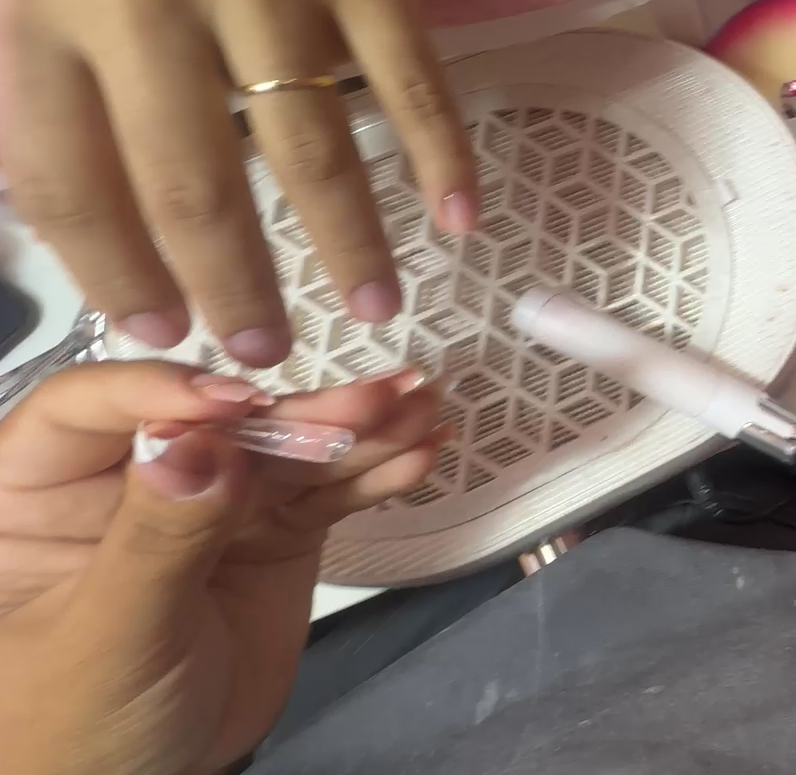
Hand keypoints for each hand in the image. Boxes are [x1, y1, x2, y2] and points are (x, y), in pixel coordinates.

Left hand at [0, 0, 475, 366]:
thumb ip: (74, 88)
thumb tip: (122, 226)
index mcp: (43, 4)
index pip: (60, 172)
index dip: (112, 266)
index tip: (164, 331)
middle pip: (193, 176)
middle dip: (236, 281)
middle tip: (271, 350)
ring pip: (312, 144)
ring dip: (351, 241)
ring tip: (378, 306)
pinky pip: (410, 87)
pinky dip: (442, 159)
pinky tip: (462, 218)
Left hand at [0, 362, 444, 773]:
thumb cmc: (75, 730)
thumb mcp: (111, 638)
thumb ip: (157, 540)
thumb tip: (196, 442)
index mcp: (45, 503)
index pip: (93, 413)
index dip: (165, 391)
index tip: (245, 404)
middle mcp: (141, 487)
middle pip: (231, 425)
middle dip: (310, 412)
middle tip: (381, 402)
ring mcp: (226, 506)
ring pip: (298, 450)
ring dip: (367, 431)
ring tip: (424, 411)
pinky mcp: (285, 529)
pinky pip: (336, 491)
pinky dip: (382, 473)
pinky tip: (422, 456)